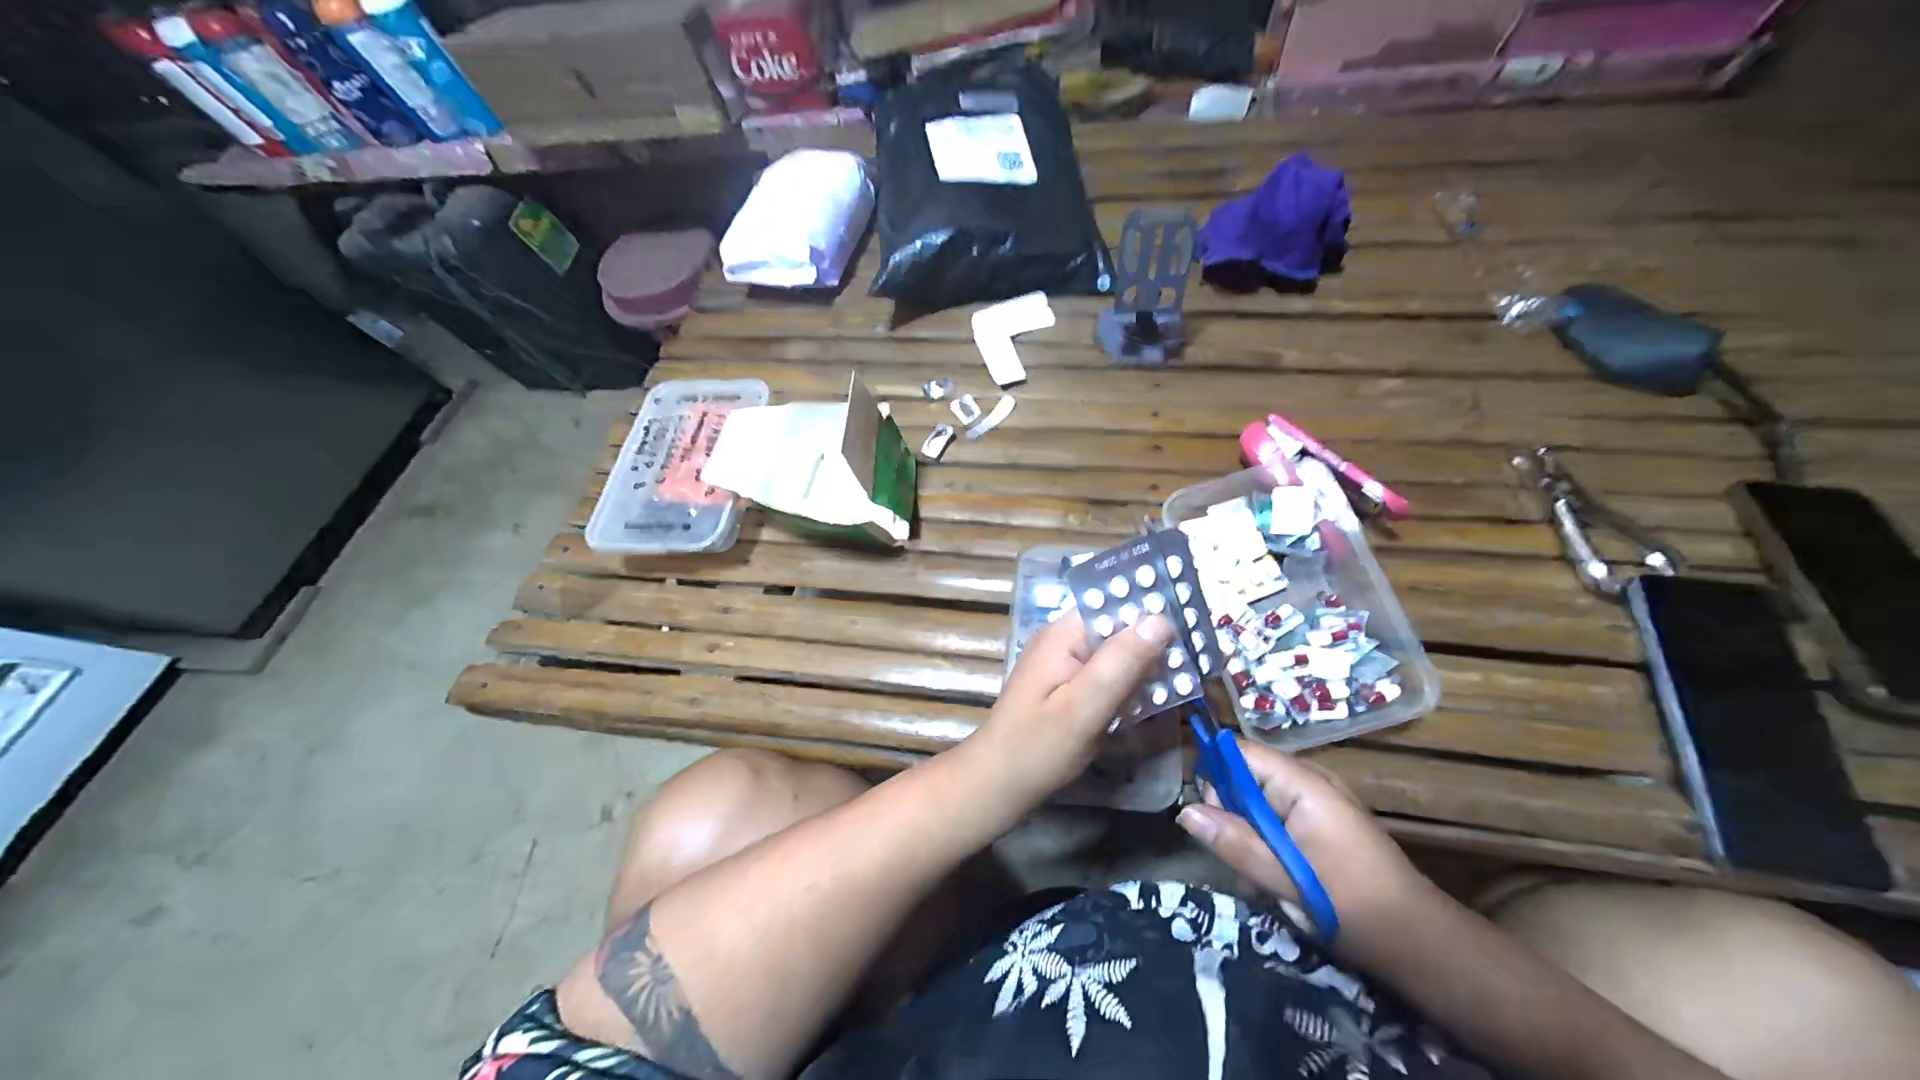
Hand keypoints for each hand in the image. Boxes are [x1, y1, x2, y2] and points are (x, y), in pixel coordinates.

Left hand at [969, 607, 1175, 804]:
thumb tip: (1160, 619)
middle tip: (1200, 655)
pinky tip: (1157, 699)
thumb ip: (1121, 662)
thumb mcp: (1084, 706)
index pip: (1112, 602)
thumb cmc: (1038, 746)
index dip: (1150, 608)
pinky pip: (1107, 676)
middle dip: (1154, 639)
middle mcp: (1063, 642)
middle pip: (1117, 627)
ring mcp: (1064, 666)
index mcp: (1063, 635)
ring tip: (1190, 676)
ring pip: (1116, 654)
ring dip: (1146, 665)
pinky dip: (1130, 685)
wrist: (997, 785)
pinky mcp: (1068, 689)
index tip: (1193, 619)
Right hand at [1176, 740, 1439, 956]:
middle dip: (1230, 816)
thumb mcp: (1284, 879)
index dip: (1215, 776)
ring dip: (1247, 838)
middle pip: (1245, 778)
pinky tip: (1273, 883)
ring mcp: (1319, 803)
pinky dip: (1267, 845)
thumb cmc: (1352, 906)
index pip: (1239, 753)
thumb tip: (1185, 812)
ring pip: (1258, 803)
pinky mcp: (1323, 824)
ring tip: (1256, 882)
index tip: (1209, 818)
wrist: (1421, 943)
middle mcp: (1310, 783)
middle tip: (1235, 861)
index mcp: (1303, 785)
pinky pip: (1278, 819)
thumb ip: (1233, 843)